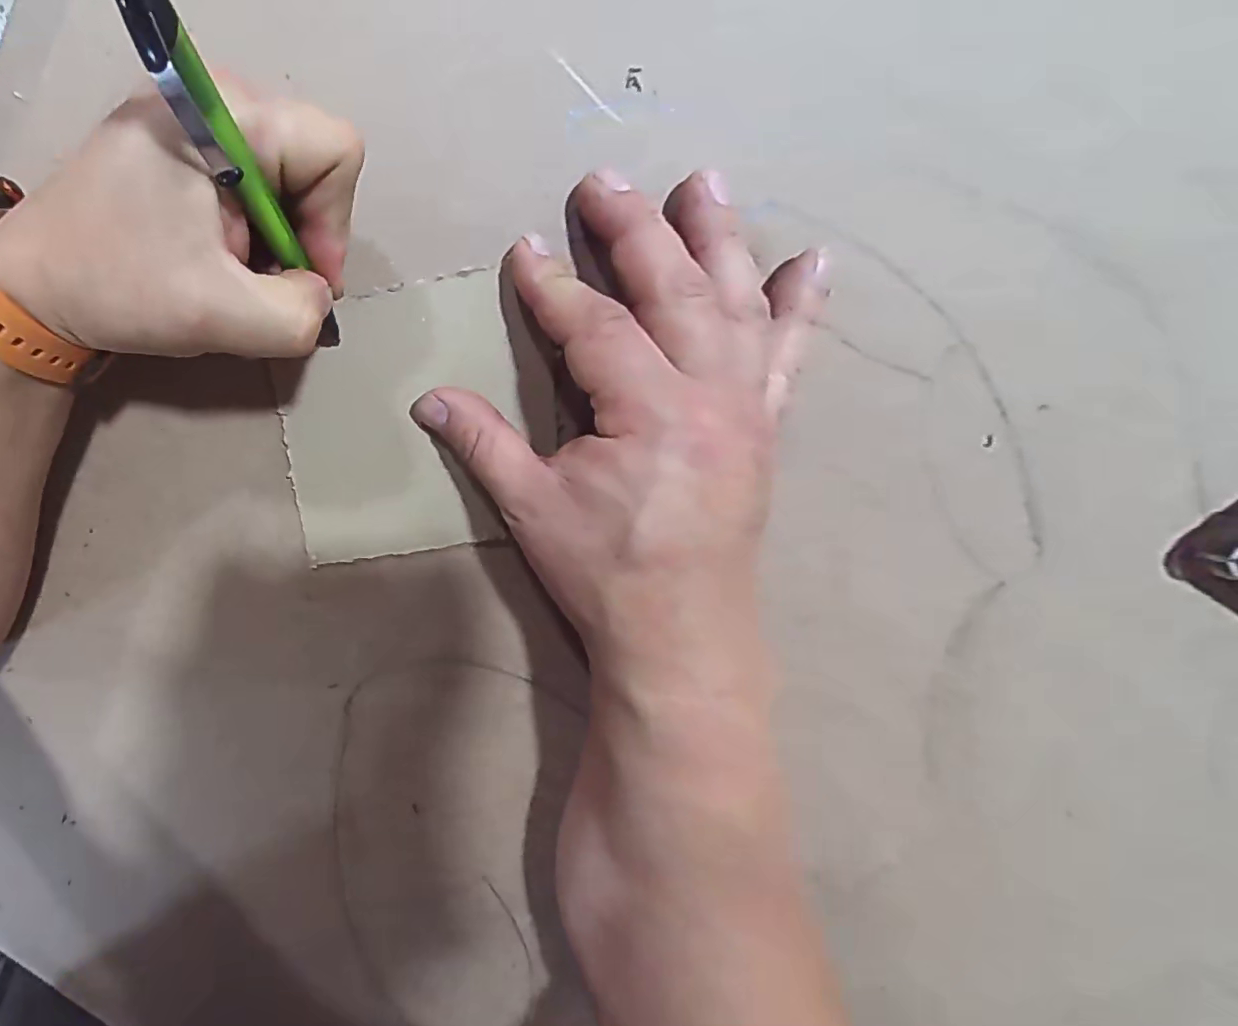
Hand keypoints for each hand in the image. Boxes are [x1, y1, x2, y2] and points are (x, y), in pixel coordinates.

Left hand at [0, 85, 363, 357]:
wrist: (30, 290)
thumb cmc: (114, 288)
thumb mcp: (217, 314)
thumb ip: (294, 315)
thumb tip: (318, 298)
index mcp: (223, 113)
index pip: (334, 150)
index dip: (332, 227)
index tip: (302, 283)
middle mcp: (211, 99)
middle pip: (308, 165)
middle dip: (296, 241)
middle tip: (258, 290)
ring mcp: (190, 121)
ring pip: (279, 182)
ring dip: (268, 246)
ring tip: (225, 281)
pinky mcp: (175, 150)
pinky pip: (245, 189)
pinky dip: (244, 239)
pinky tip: (211, 267)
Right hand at [413, 169, 827, 700]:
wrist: (681, 631)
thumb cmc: (600, 570)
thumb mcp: (529, 506)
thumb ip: (482, 443)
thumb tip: (427, 400)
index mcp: (648, 411)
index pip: (595, 328)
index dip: (553, 288)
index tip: (522, 249)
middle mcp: (710, 394)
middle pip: (673, 291)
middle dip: (636, 232)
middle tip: (605, 182)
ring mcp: (747, 408)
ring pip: (735, 305)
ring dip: (719, 239)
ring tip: (705, 182)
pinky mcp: (764, 429)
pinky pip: (787, 356)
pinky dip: (797, 308)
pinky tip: (811, 265)